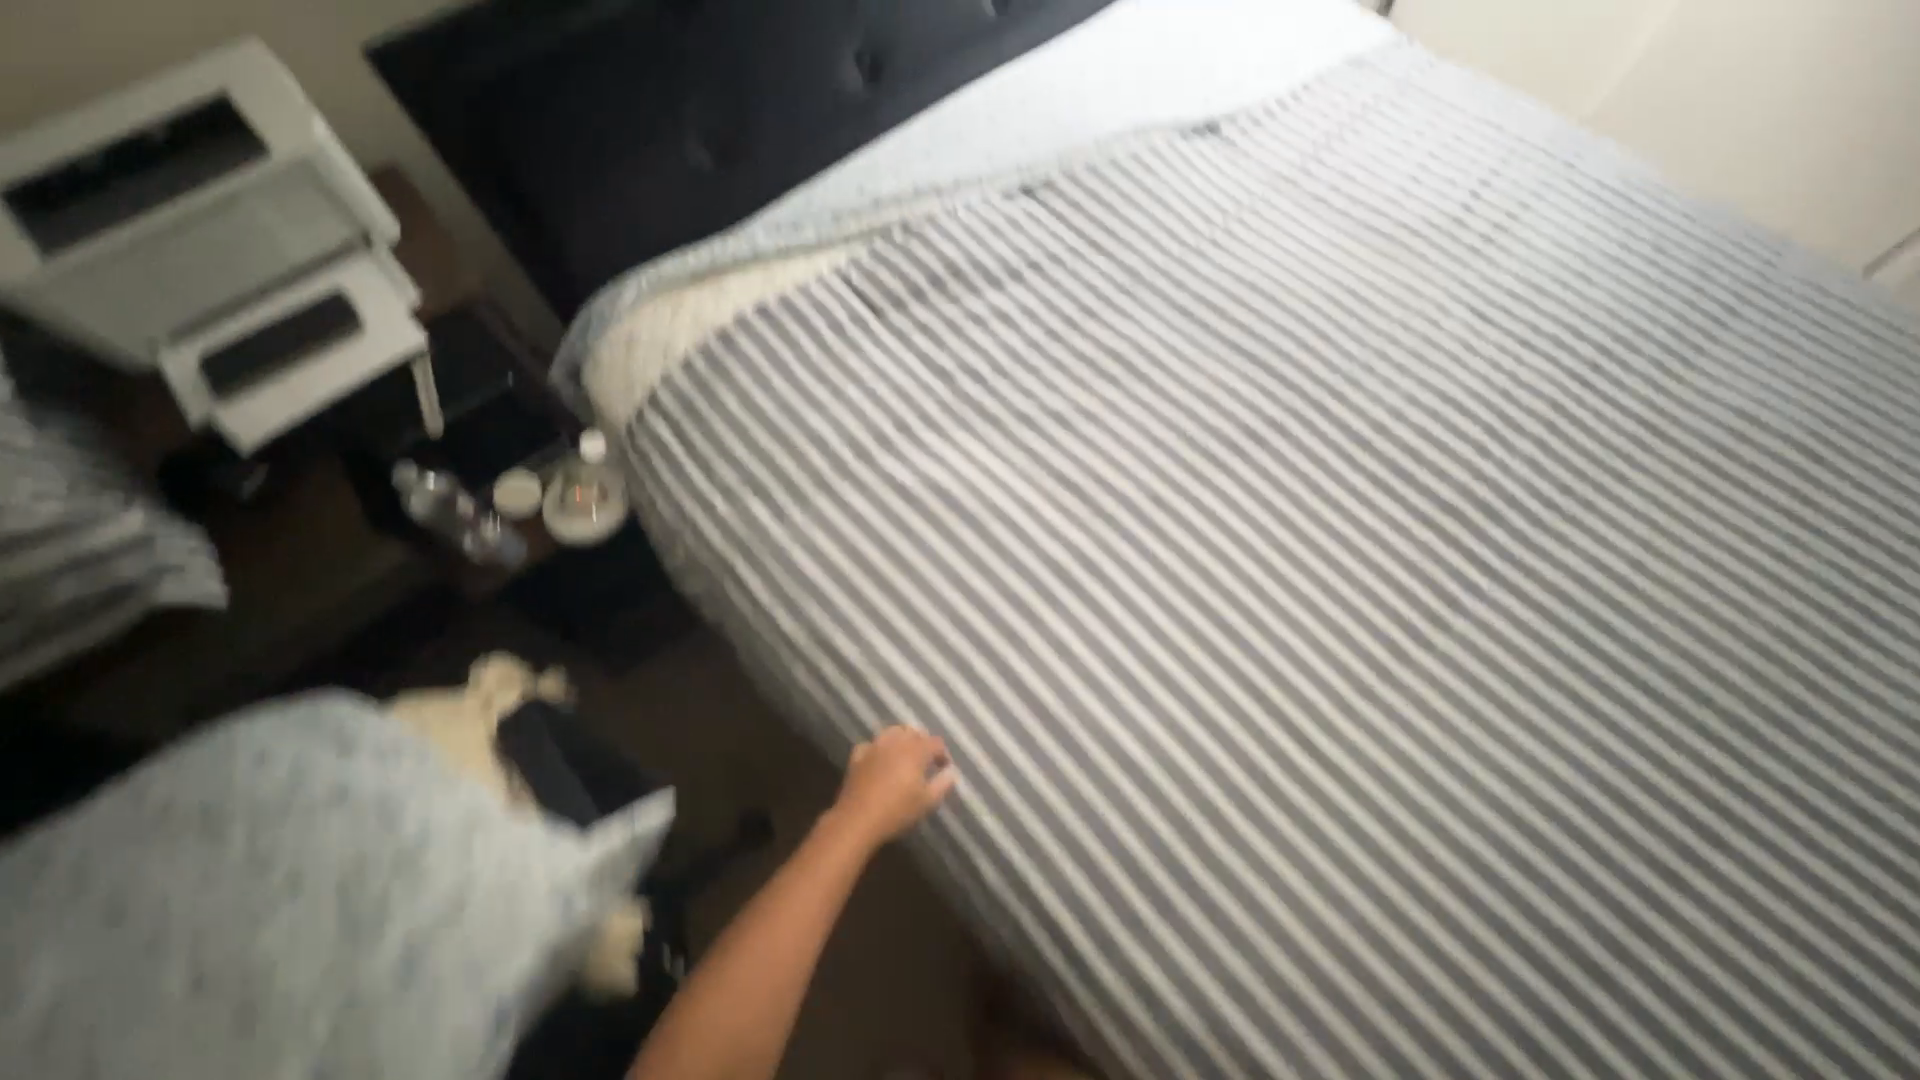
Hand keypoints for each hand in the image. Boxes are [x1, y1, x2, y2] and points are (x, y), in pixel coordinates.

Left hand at [827, 726, 957, 848]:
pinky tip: (879, 760)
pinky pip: (871, 745)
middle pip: (913, 732)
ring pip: (891, 733)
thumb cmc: (897, 811)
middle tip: (926, 760)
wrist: (858, 819)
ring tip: (904, 755)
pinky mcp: (857, 756)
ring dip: (901, 740)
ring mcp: (874, 747)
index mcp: (915, 751)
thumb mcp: (927, 802)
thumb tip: (951, 772)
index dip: (943, 753)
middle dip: (922, 742)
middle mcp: (895, 742)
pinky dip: (878, 749)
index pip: (935, 742)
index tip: (944, 767)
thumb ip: (943, 784)